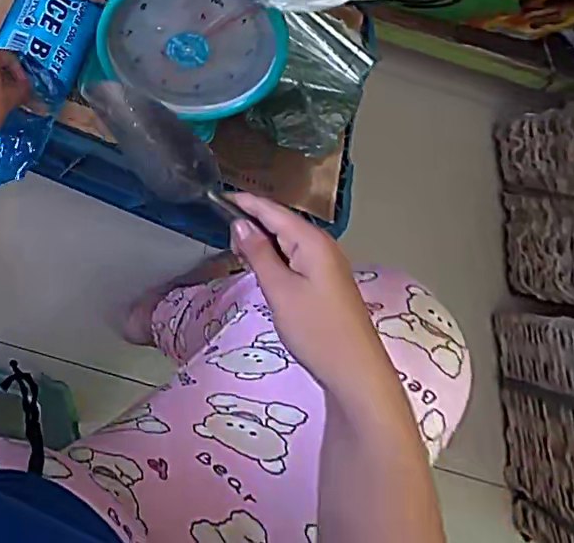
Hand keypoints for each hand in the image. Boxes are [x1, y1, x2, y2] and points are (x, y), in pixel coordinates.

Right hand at [227, 191, 396, 398]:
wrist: (357, 376)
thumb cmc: (317, 331)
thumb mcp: (279, 290)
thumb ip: (257, 253)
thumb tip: (239, 223)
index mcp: (311, 241)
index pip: (272, 210)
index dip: (244, 202)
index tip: (217, 197)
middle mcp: (322, 244)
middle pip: (280, 222)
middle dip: (252, 223)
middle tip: (225, 238)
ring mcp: (327, 263)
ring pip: (287, 240)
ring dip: (263, 242)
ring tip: (238, 253)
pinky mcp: (326, 280)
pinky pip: (295, 256)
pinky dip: (276, 257)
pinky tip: (263, 268)